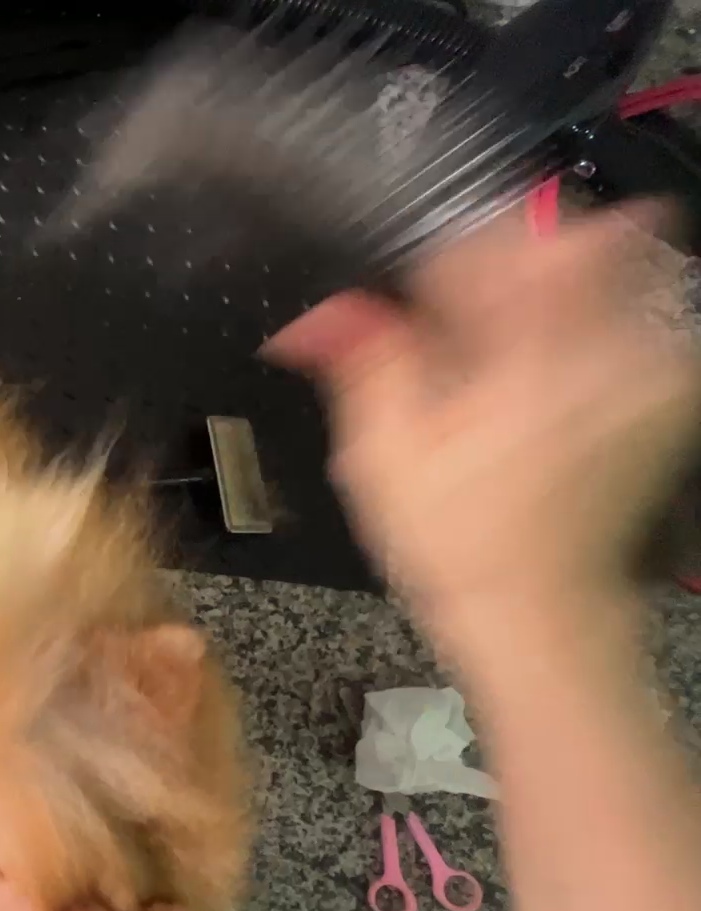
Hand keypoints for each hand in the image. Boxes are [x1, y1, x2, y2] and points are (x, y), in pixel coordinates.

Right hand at [264, 208, 699, 624]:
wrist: (531, 600)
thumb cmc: (451, 536)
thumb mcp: (381, 453)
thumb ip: (364, 367)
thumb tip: (319, 316)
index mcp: (540, 366)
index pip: (511, 245)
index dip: (444, 242)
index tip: (401, 267)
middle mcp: (619, 352)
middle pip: (569, 241)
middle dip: (490, 260)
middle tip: (433, 311)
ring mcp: (655, 366)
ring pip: (596, 270)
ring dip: (518, 291)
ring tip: (463, 353)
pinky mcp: (662, 383)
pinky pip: (612, 310)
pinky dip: (550, 321)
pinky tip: (500, 372)